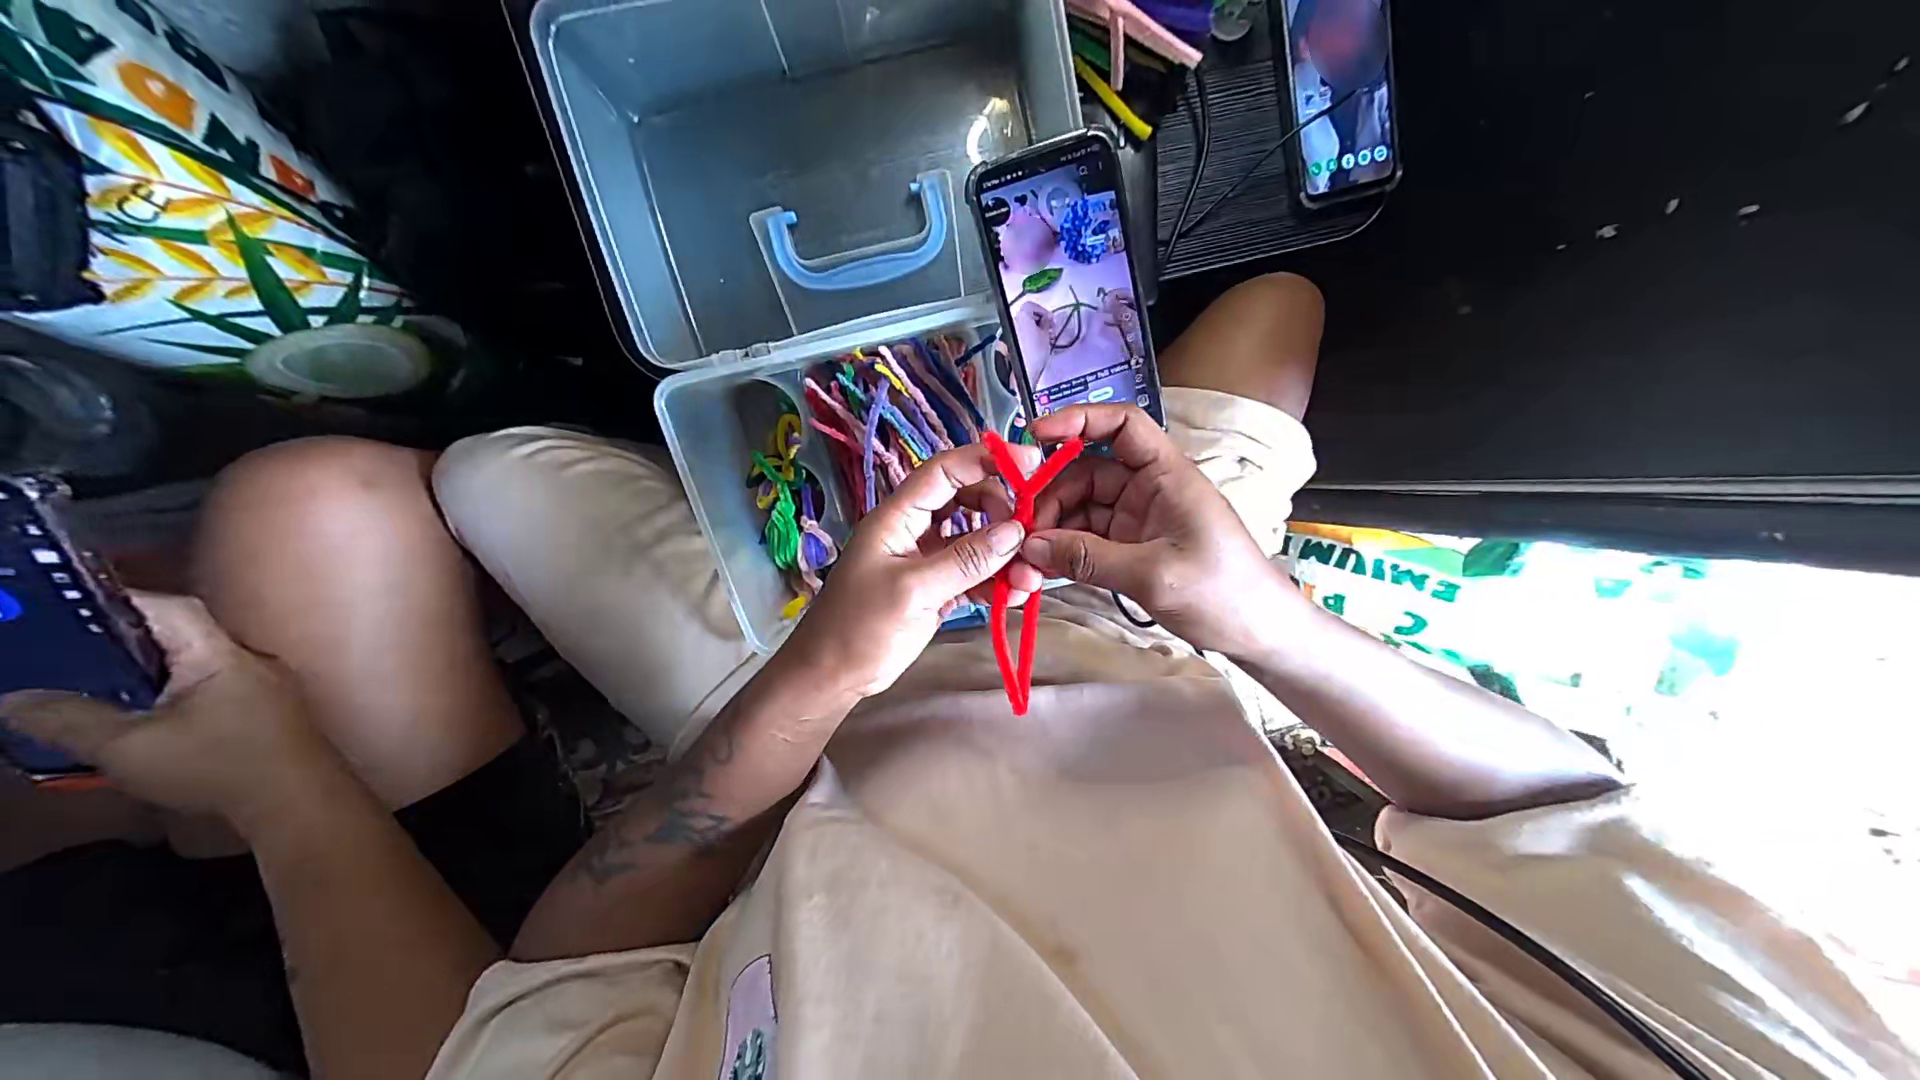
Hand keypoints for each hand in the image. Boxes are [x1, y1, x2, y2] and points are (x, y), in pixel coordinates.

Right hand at [0, 593, 344, 834]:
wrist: (295, 797)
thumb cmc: (218, 766)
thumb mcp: (127, 747)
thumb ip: (67, 719)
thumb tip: (14, 699)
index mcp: (224, 655)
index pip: (173, 608)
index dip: (121, 601)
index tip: (66, 606)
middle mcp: (252, 660)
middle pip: (184, 634)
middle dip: (123, 638)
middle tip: (62, 647)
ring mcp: (266, 683)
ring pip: (196, 662)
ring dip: (146, 669)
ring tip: (86, 679)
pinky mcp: (267, 706)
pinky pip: (212, 685)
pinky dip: (171, 690)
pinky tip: (135, 710)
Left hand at [783, 440, 1043, 699]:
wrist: (831, 677)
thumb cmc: (859, 628)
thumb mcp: (913, 590)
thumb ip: (965, 559)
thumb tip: (1015, 532)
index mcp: (898, 517)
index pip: (945, 471)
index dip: (987, 459)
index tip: (1031, 462)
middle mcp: (915, 531)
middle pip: (969, 501)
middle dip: (1003, 514)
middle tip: (1029, 538)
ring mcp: (927, 560)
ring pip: (977, 540)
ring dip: (1005, 555)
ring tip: (1028, 581)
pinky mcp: (937, 588)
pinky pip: (975, 574)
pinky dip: (995, 582)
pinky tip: (1012, 597)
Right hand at [1021, 405, 1298, 657]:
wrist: (1258, 633)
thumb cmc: (1224, 592)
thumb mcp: (1153, 574)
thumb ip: (1088, 558)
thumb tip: (1030, 546)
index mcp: (1166, 474)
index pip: (1122, 424)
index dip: (1078, 420)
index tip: (1035, 435)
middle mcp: (1146, 489)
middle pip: (1084, 473)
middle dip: (1048, 497)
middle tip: (1019, 531)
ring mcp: (1134, 519)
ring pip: (1077, 509)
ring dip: (1049, 530)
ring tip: (1024, 561)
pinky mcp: (1127, 548)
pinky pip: (1083, 539)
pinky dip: (1061, 552)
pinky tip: (1039, 569)